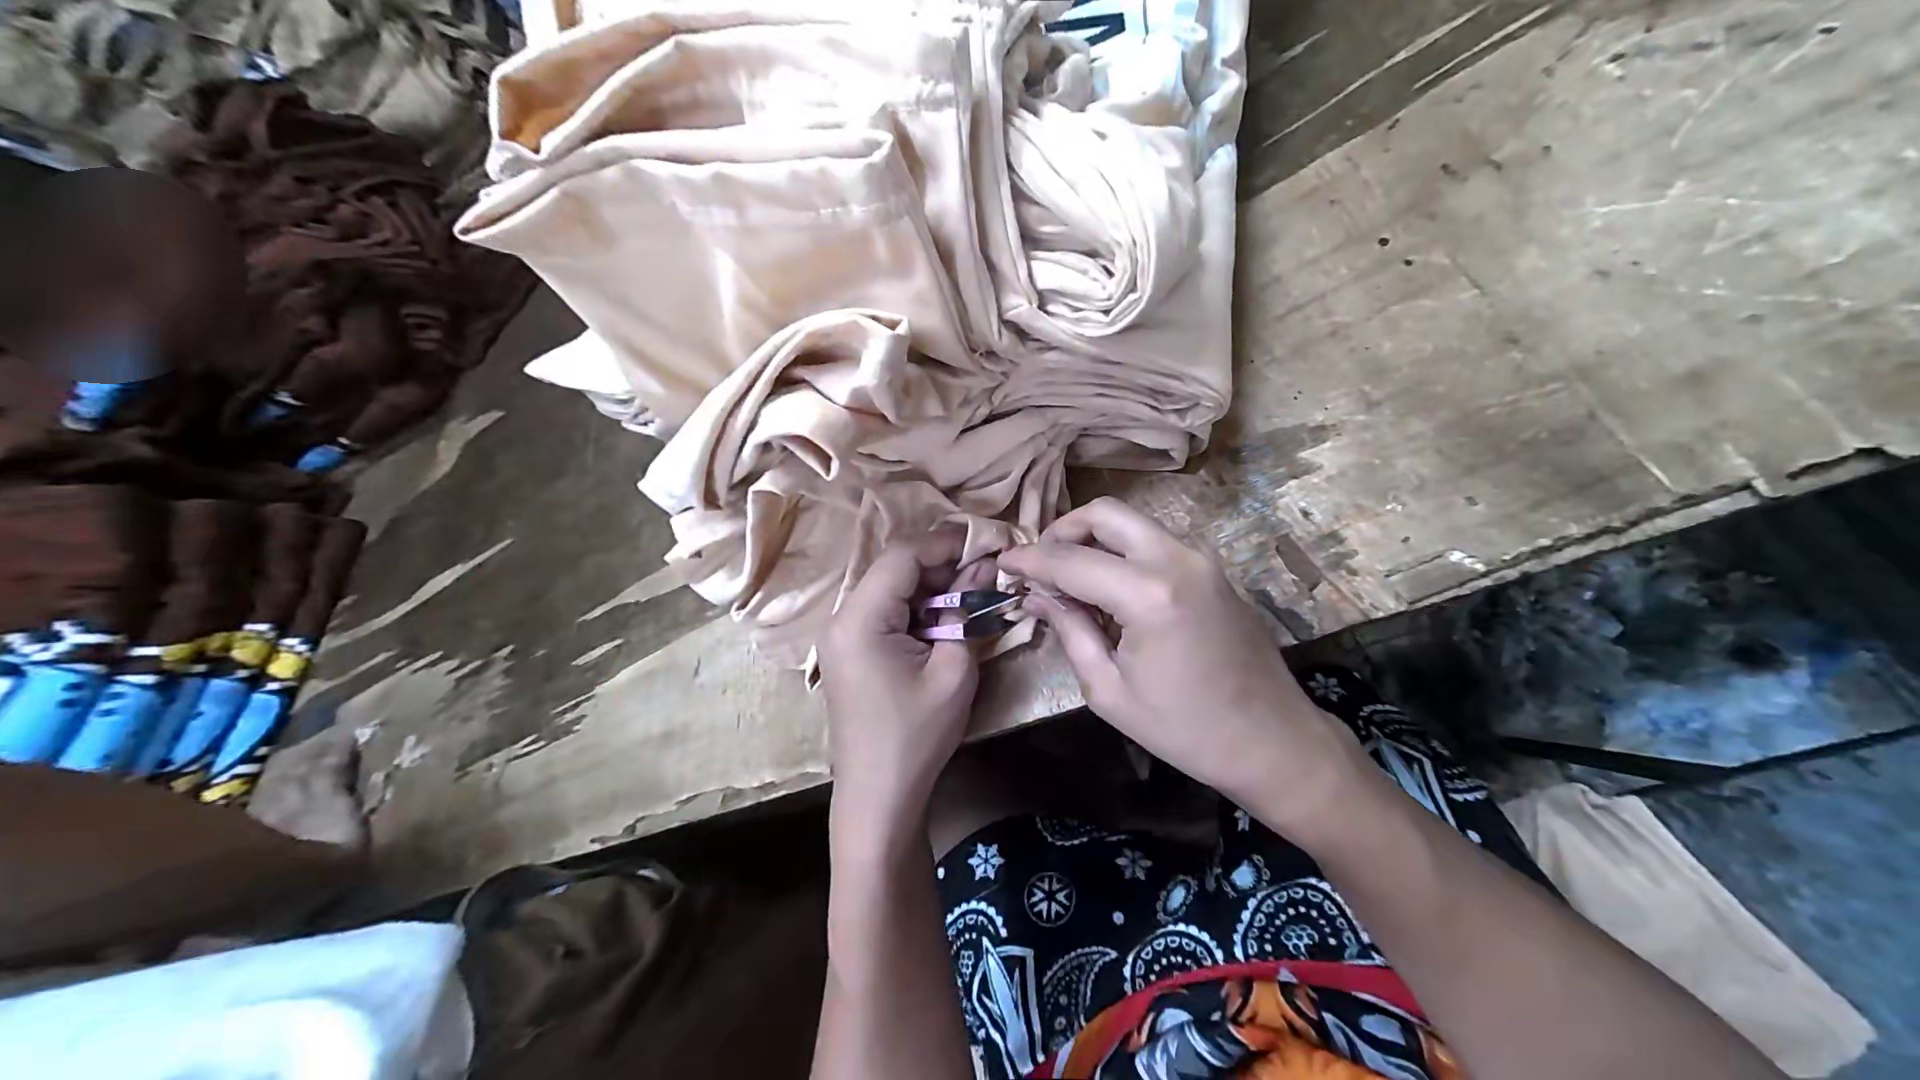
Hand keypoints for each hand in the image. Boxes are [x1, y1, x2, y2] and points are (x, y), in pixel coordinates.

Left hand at [819, 533, 993, 843]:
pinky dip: (915, 610)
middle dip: (940, 567)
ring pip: (890, 589)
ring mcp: (840, 635)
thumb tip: (984, 566)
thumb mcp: (954, 670)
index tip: (986, 547)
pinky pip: (883, 613)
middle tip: (984, 577)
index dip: (945, 545)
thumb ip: (967, 610)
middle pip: (893, 570)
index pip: (902, 557)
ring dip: (929, 589)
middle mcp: (841, 618)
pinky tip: (943, 622)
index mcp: (860, 619)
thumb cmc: (917, 735)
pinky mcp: (849, 651)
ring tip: (969, 599)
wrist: (878, 795)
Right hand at [999, 498, 1370, 834]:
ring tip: (1067, 579)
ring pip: (1132, 523)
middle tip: (1038, 564)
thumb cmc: (1185, 730)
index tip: (1000, 563)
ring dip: (1092, 540)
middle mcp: (1177, 560)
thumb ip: (1069, 631)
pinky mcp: (1211, 570)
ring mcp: (1200, 560)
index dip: (1029, 560)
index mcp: (1148, 594)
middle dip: (1062, 530)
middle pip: (1105, 514)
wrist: (1274, 741)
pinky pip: (1153, 543)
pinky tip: (1105, 589)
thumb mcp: (1110, 691)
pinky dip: (1120, 552)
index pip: (1070, 559)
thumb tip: (1035, 595)